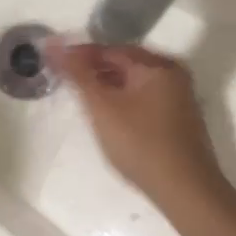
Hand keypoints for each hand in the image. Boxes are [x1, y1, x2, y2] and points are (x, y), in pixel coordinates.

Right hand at [44, 41, 232, 212]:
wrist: (185, 191)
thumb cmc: (140, 143)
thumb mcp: (102, 106)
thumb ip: (77, 73)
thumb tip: (53, 45)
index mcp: (157, 65)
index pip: (107, 50)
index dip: (76, 54)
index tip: (50, 60)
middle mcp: (172, 74)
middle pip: (122, 63)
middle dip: (90, 69)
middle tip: (61, 78)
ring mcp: (178, 97)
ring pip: (132, 81)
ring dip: (104, 85)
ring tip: (78, 96)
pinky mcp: (177, 118)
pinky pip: (142, 96)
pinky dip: (121, 99)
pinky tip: (105, 113)